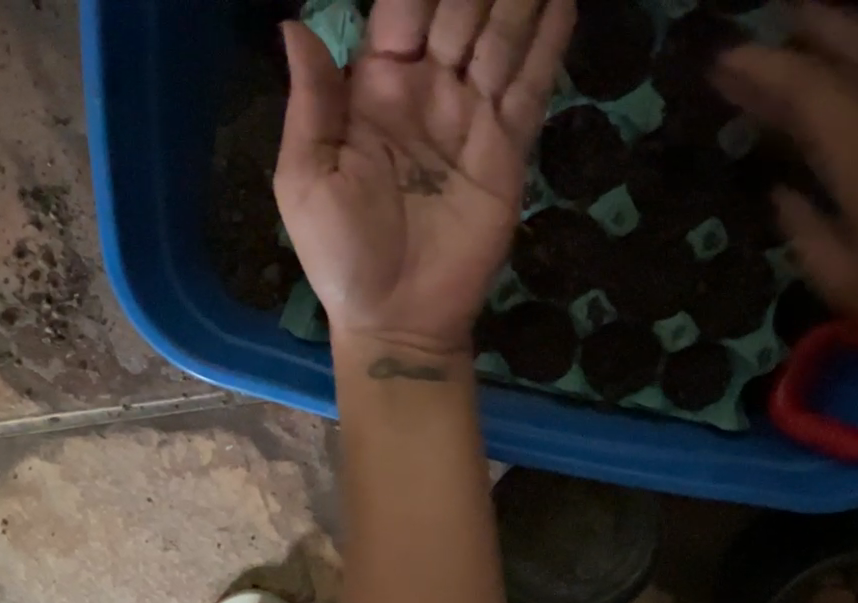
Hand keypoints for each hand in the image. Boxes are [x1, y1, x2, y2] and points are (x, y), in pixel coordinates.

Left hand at [274, 0, 573, 362]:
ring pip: (499, 40)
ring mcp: (470, 120)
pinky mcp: (506, 152)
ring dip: (518, 0)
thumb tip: (295, 25)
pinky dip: (547, 46)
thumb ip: (312, 102)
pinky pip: (528, 89)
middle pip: (458, 12)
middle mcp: (426, 92)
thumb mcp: (306, 178)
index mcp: (373, 90)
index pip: (403, 8)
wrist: (396, 317)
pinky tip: (562, 2)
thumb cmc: (341, 254)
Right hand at [712, 1, 857, 322]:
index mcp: (855, 143)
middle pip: (838, 44)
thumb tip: (783, 195)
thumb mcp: (842, 276)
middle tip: (754, 36)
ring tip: (812, 19)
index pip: (797, 84)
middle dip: (790, 36)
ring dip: (843, 22)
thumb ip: (803, 231)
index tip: (722, 63)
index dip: (755, 68)